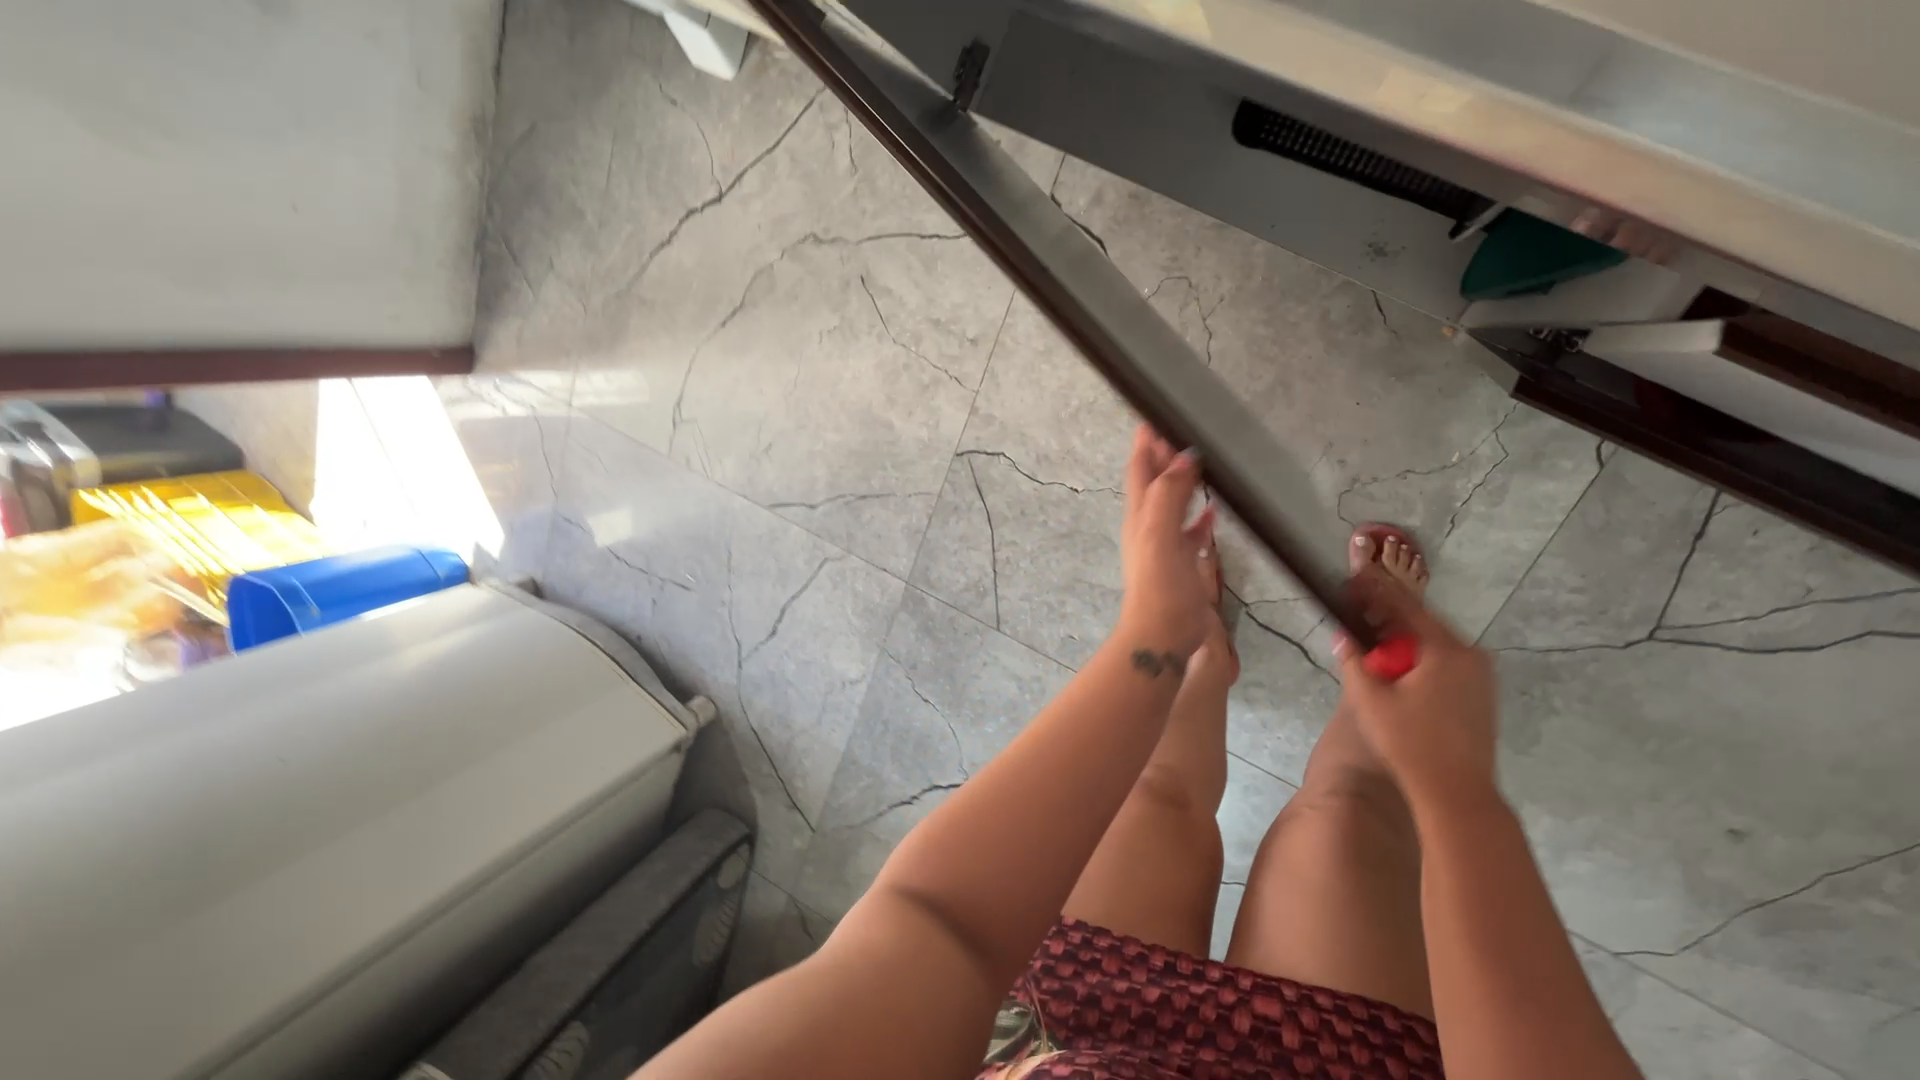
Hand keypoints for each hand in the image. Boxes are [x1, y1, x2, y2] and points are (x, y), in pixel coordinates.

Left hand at [1116, 425, 1216, 660]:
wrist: (1162, 634)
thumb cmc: (1160, 584)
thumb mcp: (1159, 533)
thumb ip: (1169, 493)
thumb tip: (1184, 456)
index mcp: (1139, 516)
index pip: (1140, 470)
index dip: (1146, 444)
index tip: (1154, 417)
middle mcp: (1147, 527)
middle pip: (1154, 483)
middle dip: (1163, 457)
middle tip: (1180, 433)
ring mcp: (1163, 547)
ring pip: (1171, 505)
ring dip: (1181, 483)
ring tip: (1198, 464)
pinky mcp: (1180, 565)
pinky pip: (1189, 534)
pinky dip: (1198, 519)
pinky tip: (1212, 513)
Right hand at [1336, 575, 1500, 815]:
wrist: (1457, 793)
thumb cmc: (1410, 743)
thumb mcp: (1370, 700)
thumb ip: (1355, 661)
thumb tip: (1343, 636)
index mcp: (1445, 650)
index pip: (1406, 607)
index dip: (1377, 590)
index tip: (1356, 575)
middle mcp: (1471, 655)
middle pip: (1422, 625)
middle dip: (1390, 617)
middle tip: (1359, 610)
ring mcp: (1482, 677)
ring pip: (1434, 646)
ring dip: (1404, 641)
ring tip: (1373, 640)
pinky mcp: (1482, 696)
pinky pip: (1446, 664)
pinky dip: (1420, 660)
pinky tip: (1399, 670)